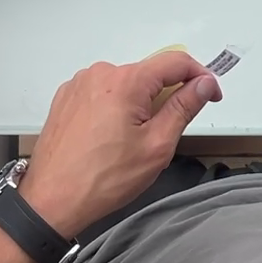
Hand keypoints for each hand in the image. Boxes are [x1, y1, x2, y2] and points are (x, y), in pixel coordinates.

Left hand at [17, 52, 222, 238]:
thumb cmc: (103, 179)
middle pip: (149, 73)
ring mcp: (80, 84)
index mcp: (125, 81)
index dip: (200, 76)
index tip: (210, 95)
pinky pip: (103, 92)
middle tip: (166, 132)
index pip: (176, 61)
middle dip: (166, 96)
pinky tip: (111, 138)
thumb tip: (204, 84)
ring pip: (126, 84)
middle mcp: (101, 73)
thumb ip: (184, 108)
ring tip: (132, 141)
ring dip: (139, 103)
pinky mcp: (67, 97)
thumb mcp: (157, 145)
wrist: (51, 201)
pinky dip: (115, 107)